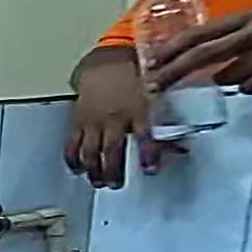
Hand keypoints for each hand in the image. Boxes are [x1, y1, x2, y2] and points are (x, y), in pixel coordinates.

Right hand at [64, 58, 185, 188]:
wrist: (106, 66)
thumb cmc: (136, 78)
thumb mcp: (159, 95)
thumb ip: (168, 121)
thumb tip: (180, 147)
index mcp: (138, 110)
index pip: (145, 137)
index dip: (148, 155)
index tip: (149, 170)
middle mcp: (113, 118)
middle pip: (111, 150)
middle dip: (113, 170)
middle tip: (116, 185)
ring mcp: (92, 121)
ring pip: (90, 151)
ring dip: (93, 169)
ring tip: (98, 182)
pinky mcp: (77, 122)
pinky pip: (72, 144)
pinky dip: (73, 158)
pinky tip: (77, 169)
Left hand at [146, 2, 251, 94]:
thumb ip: (240, 35)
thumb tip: (202, 55)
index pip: (199, 34)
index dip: (171, 50)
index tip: (150, 63)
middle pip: (200, 55)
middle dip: (171, 72)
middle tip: (154, 86)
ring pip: (225, 75)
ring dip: (227, 81)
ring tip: (251, 74)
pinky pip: (250, 86)